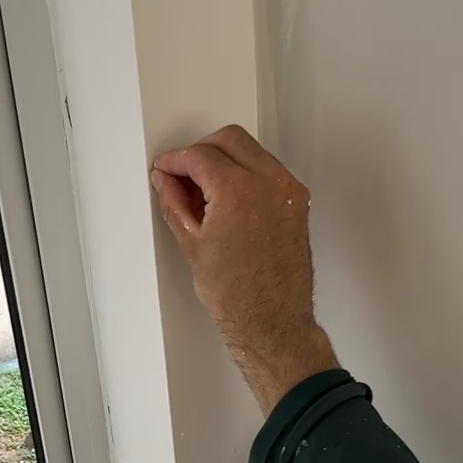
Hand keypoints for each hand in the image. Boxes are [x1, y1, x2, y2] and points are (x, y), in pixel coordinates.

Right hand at [152, 124, 338, 414]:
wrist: (271, 322)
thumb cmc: (237, 297)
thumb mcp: (193, 246)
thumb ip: (177, 204)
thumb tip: (167, 183)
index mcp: (238, 191)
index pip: (201, 156)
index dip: (177, 160)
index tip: (166, 169)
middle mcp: (268, 183)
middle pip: (229, 140)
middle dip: (201, 152)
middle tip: (182, 175)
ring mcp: (287, 192)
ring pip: (252, 152)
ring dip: (225, 161)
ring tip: (203, 192)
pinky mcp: (296, 204)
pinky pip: (268, 171)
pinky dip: (246, 174)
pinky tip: (227, 200)